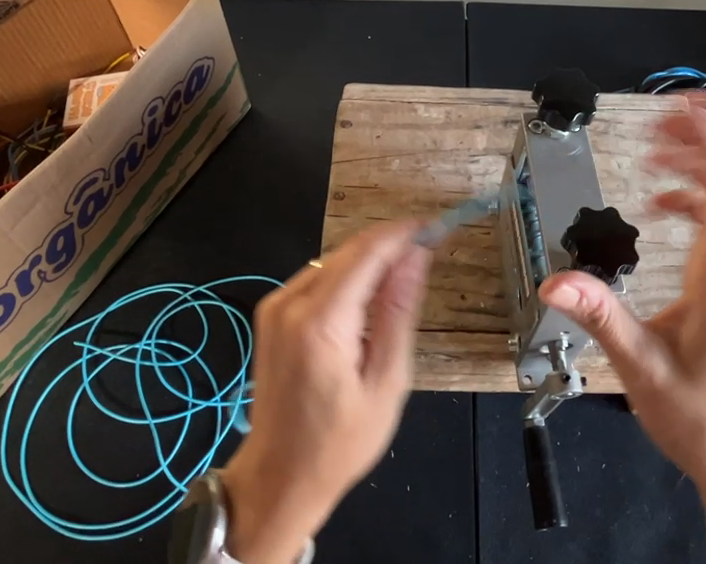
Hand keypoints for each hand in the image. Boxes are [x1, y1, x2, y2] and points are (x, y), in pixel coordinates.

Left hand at [219, 220, 430, 563]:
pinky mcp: (271, 314)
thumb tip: (416, 258)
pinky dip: (347, 278)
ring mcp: (275, 306)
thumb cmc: (339, 443)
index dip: (403, 233)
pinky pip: (317, 279)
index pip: (367, 252)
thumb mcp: (386, 382)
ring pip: (333, 261)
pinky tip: (368, 300)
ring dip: (368, 261)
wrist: (278, 477)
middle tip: (427, 251)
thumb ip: (399, 311)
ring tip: (403, 280)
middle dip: (389, 245)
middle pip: (348, 251)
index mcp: (320, 322)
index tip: (434, 227)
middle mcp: (290, 303)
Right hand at [538, 92, 705, 500]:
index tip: (685, 108)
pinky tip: (660, 200)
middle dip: (705, 140)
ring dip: (699, 162)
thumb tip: (552, 279)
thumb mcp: (641, 369)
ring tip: (655, 147)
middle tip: (658, 120)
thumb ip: (600, 318)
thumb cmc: (697, 416)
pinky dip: (693, 193)